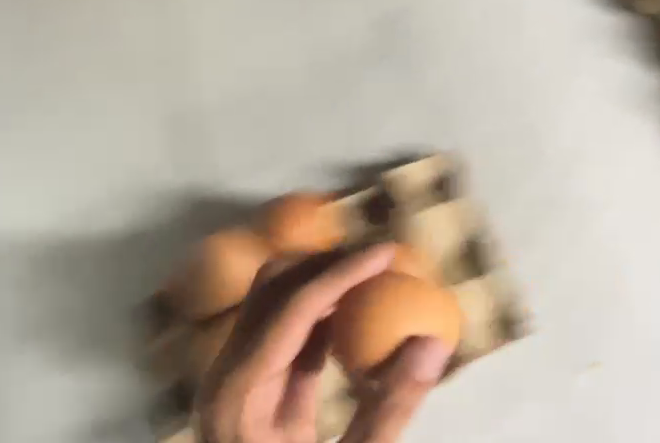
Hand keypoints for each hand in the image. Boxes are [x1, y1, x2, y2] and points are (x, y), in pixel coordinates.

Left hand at [198, 244, 452, 442]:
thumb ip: (389, 408)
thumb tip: (433, 342)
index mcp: (239, 394)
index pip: (293, 307)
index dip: (343, 271)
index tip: (390, 251)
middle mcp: (227, 373)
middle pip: (275, 287)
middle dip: (332, 263)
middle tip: (386, 260)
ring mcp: (234, 375)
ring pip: (277, 297)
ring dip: (328, 281)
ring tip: (380, 277)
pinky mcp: (252, 383)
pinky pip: (286, 327)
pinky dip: (324, 311)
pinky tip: (361, 314)